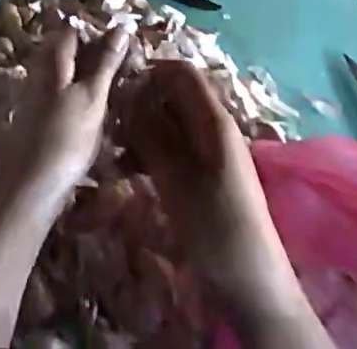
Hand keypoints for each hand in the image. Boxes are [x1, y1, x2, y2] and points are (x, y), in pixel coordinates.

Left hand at [0, 29, 129, 207]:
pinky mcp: (38, 113)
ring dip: (89, 72)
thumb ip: (106, 61)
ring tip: (116, 83)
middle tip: (125, 60)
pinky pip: (62, 89)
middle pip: (68, 47)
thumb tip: (121, 26)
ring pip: (66, 70)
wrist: (31, 186)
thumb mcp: (93, 96)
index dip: (97, 28)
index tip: (123, 37)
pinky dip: (80, 91)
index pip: (73, 27)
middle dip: (94, 50)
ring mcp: (36, 91)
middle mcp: (40, 68)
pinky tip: (96, 106)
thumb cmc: (66, 136)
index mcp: (52, 56)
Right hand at [117, 62, 309, 318]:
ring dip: (139, 130)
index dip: (151, 72)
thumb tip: (127, 95)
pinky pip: (170, 149)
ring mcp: (207, 153)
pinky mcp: (200, 177)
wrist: (249, 284)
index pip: (181, 73)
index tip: (118, 87)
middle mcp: (211, 129)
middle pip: (172, 96)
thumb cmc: (215, 225)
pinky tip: (125, 169)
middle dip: (140, 103)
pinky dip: (148, 153)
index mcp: (213, 120)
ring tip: (110, 149)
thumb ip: (151, 133)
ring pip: (167, 124)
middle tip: (107, 122)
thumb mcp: (176, 177)